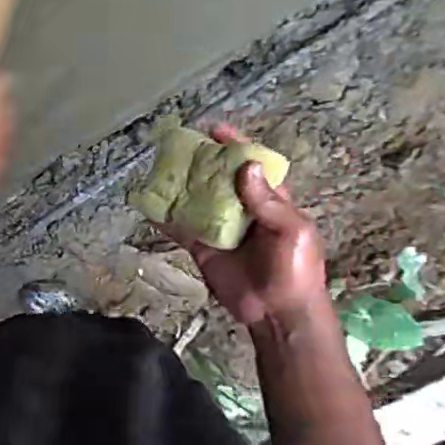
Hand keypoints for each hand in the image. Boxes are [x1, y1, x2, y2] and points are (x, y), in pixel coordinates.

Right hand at [169, 125, 326, 325]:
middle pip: (220, 180)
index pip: (253, 167)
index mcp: (271, 202)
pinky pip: (181, 229)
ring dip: (181, 187)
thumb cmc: (295, 269)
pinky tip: (150, 207)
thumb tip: (245, 167)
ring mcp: (221, 229)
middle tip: (181, 148)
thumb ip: (267, 201)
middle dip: (202, 163)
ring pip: (197, 201)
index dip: (237, 147)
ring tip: (160, 170)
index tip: (216, 131)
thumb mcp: (292, 231)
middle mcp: (243, 211)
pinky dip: (166, 219)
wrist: (277, 313)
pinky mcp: (203, 248)